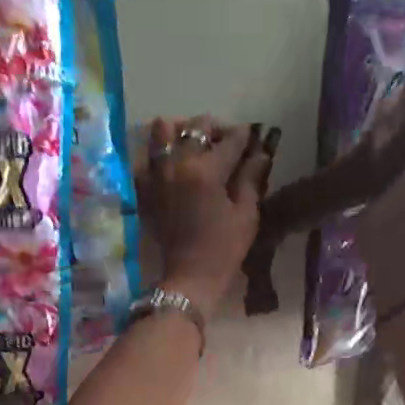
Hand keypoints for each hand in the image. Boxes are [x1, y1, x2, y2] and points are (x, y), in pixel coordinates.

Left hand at [136, 118, 279, 309]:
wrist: (189, 277)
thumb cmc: (224, 249)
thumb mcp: (246, 214)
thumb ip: (251, 177)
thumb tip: (260, 152)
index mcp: (206, 171)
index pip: (230, 140)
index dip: (245, 136)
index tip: (252, 138)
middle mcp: (177, 165)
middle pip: (195, 127)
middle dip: (214, 129)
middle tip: (225, 142)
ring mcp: (156, 176)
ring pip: (162, 131)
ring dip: (180, 131)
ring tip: (193, 145)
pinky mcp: (145, 189)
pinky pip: (145, 158)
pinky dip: (158, 154)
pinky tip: (172, 164)